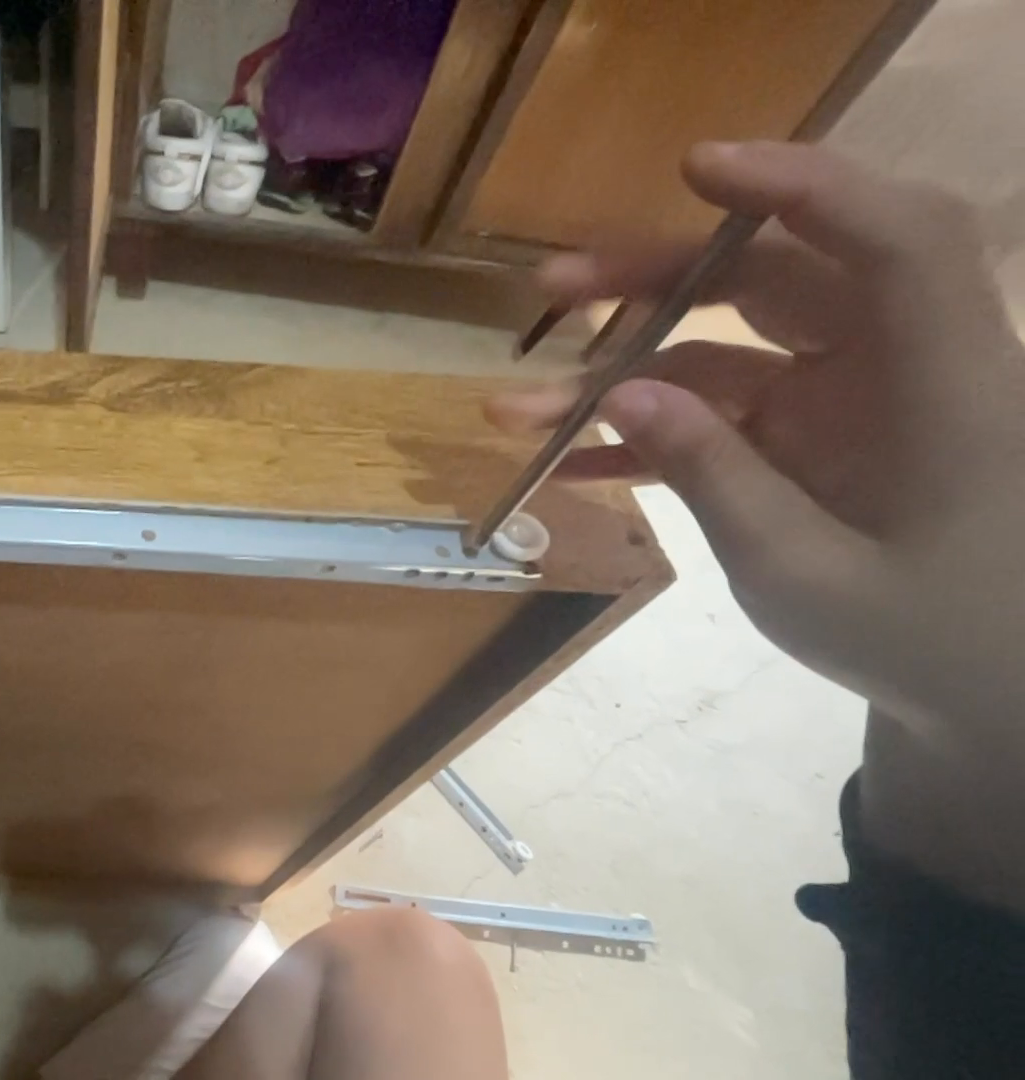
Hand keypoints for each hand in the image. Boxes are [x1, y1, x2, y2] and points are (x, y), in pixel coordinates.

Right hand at [488, 141, 1024, 757]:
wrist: (989, 698)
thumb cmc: (926, 640)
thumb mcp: (801, 571)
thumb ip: (715, 475)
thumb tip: (621, 393)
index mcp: (944, 390)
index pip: (895, 244)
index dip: (804, 189)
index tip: (696, 169)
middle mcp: (890, 373)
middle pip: (771, 283)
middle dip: (651, 280)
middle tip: (548, 289)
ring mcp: (836, 408)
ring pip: (715, 354)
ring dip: (610, 378)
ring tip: (513, 410)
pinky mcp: (796, 442)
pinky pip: (706, 418)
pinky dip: (637, 436)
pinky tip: (563, 462)